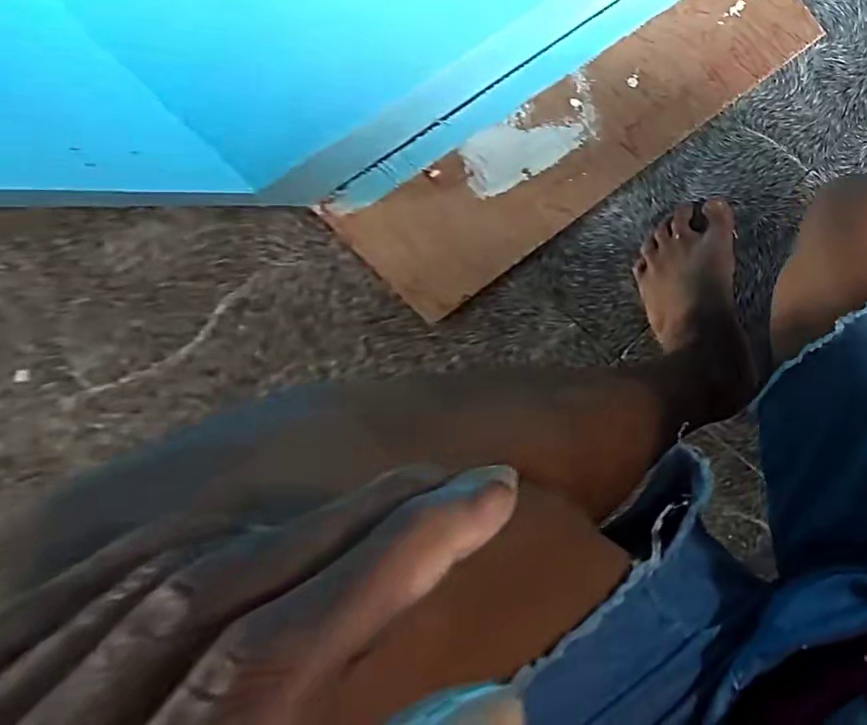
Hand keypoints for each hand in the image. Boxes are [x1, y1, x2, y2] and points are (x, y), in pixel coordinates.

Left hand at [0, 465, 518, 723]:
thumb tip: (502, 701)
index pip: (285, 649)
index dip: (401, 552)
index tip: (495, 491)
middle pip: (225, 594)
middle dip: (364, 515)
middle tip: (454, 479)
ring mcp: (0, 721)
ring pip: (156, 583)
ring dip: (294, 524)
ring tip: (380, 502)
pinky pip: (71, 593)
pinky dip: (184, 542)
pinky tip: (252, 527)